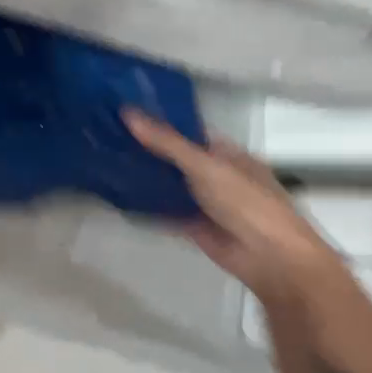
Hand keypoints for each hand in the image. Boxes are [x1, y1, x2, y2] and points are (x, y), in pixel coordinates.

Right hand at [123, 109, 342, 302]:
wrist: (270, 260)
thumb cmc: (248, 205)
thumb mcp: (207, 167)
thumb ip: (167, 143)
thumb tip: (127, 112)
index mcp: (228, 155)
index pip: (189, 131)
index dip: (160, 121)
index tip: (122, 111)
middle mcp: (217, 175)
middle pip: (175, 157)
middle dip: (144, 148)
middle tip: (102, 133)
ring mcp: (205, 201)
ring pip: (167, 183)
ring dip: (141, 175)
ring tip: (101, 157)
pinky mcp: (193, 224)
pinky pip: (162, 209)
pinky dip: (142, 204)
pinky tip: (113, 193)